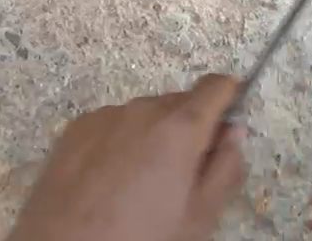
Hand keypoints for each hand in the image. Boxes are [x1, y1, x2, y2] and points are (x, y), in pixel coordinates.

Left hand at [8, 74, 246, 240]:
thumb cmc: (139, 240)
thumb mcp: (197, 221)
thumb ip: (224, 170)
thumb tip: (235, 132)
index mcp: (179, 128)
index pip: (216, 86)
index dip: (228, 98)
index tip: (227, 122)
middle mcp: (144, 109)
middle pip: (180, 103)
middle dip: (188, 129)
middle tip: (181, 176)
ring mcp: (107, 114)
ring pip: (144, 115)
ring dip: (152, 136)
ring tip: (139, 186)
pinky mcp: (76, 127)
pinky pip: (112, 124)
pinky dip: (119, 142)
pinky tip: (108, 183)